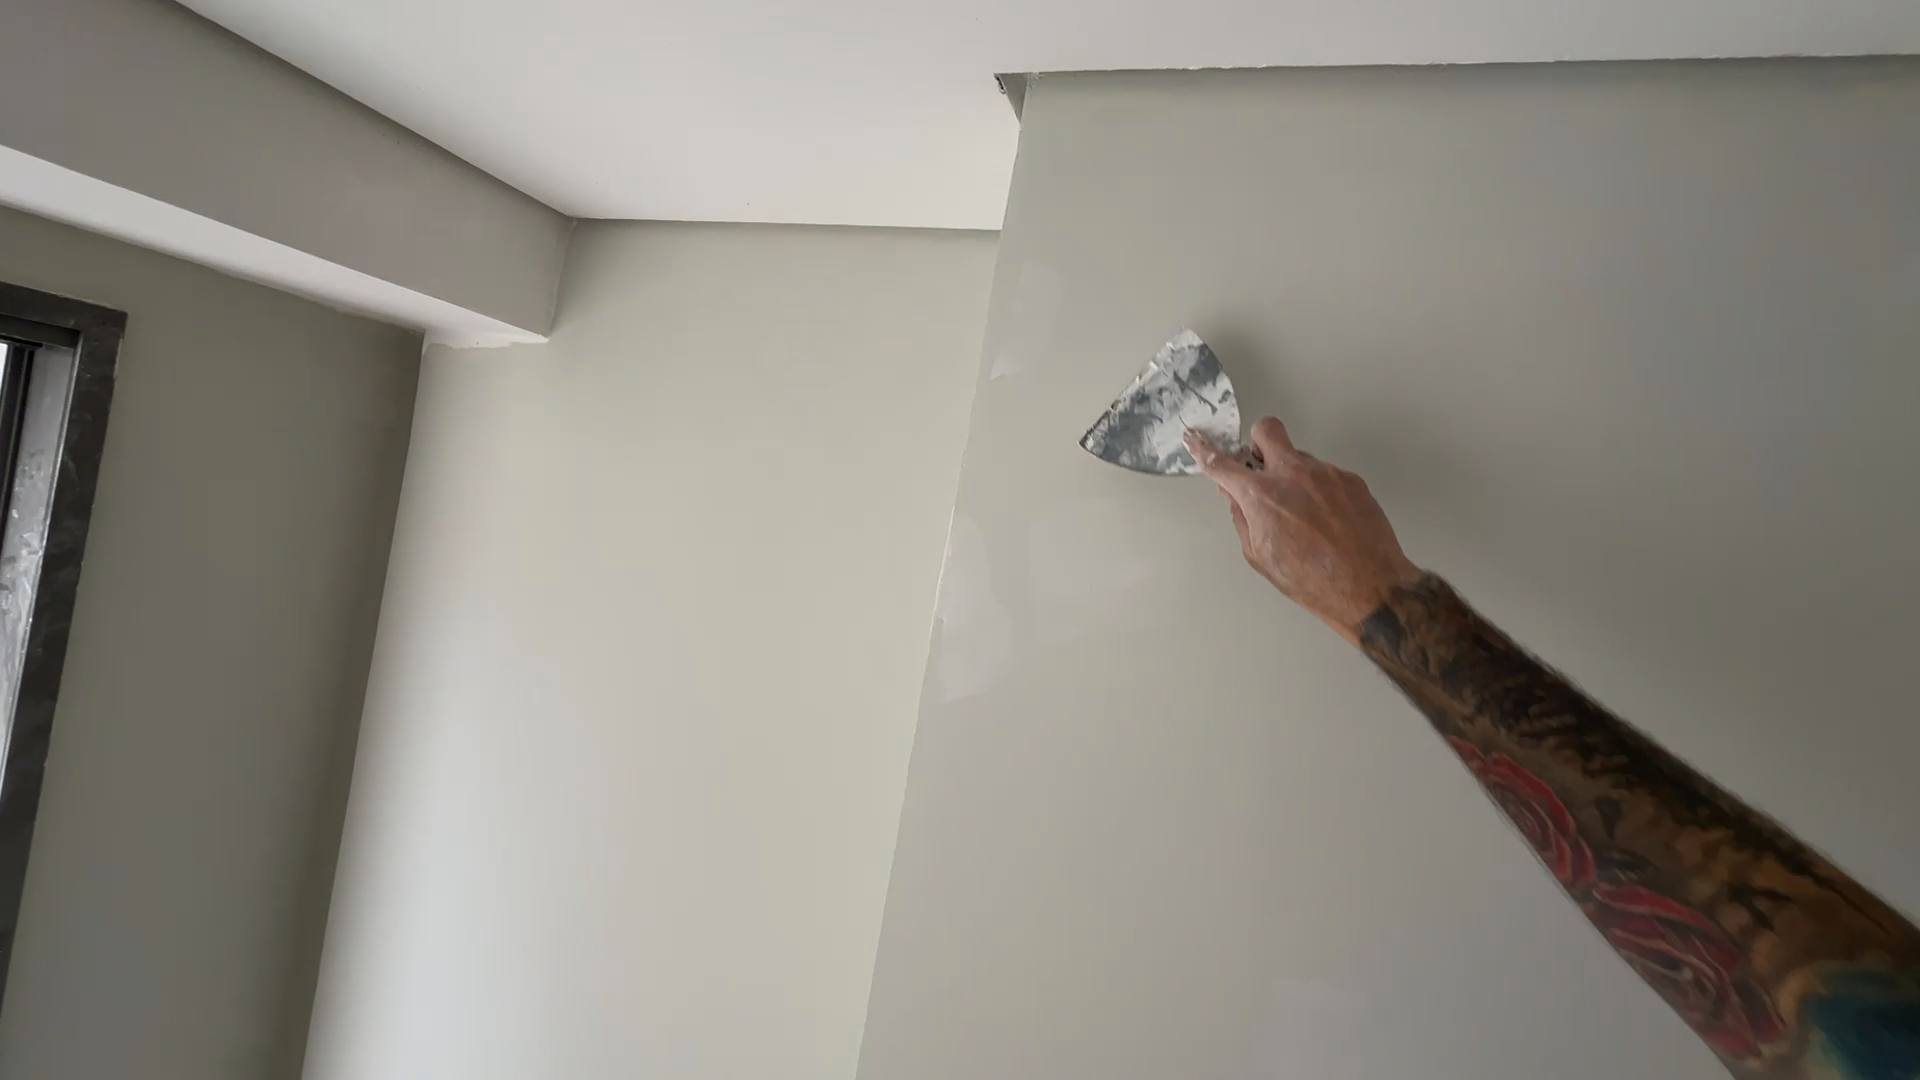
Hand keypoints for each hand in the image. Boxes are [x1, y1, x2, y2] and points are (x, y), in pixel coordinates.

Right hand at [1185, 419, 1421, 642]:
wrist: (1366, 585)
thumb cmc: (1309, 578)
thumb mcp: (1258, 554)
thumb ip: (1243, 518)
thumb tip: (1235, 496)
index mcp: (1261, 496)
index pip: (1222, 464)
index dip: (1203, 450)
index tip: (1195, 439)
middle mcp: (1292, 474)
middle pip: (1267, 430)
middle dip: (1258, 443)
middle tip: (1260, 467)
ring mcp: (1325, 473)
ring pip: (1298, 456)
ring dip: (1291, 475)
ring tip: (1302, 513)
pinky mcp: (1350, 480)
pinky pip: (1324, 474)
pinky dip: (1317, 490)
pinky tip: (1324, 519)